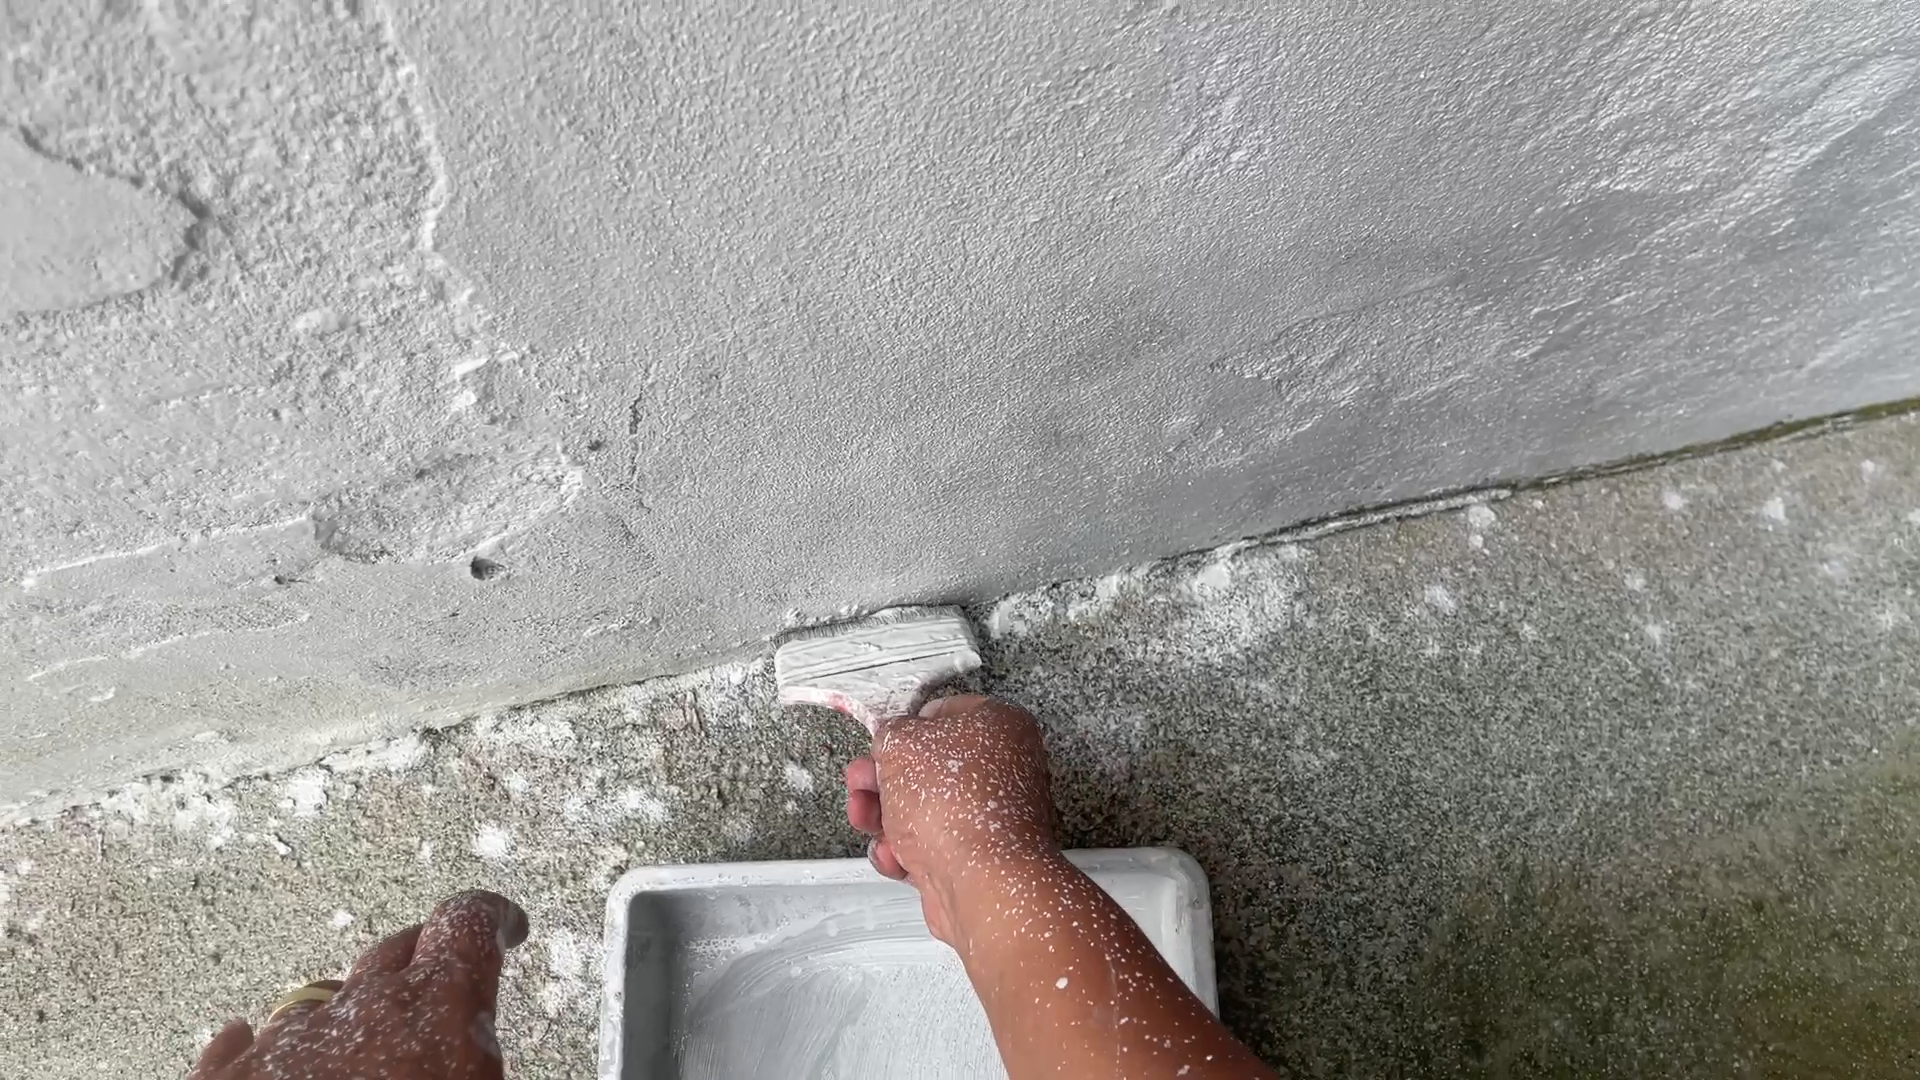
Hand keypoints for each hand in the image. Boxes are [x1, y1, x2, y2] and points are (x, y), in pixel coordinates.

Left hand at [188, 891, 529, 1079]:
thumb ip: (478, 1062)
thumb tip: (482, 1054)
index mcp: (436, 1003)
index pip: (469, 920)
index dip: (493, 916)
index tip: (506, 929)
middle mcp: (363, 1003)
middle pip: (398, 946)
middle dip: (425, 953)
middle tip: (440, 978)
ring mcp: (283, 1045)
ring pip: (324, 994)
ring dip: (348, 1007)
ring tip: (356, 1040)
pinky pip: (238, 1045)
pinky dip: (256, 1045)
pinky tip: (254, 1052)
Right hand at [843, 694, 1058, 944]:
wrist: (981, 882)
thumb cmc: (955, 803)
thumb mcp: (901, 742)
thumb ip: (891, 733)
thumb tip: (890, 742)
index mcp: (1000, 725)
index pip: (945, 713)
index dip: (907, 727)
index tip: (882, 742)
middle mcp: (1003, 768)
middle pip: (929, 765)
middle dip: (884, 777)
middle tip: (862, 783)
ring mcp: (991, 816)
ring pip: (924, 809)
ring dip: (885, 815)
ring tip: (865, 819)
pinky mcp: (977, 858)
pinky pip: (932, 847)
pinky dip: (906, 851)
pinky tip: (894, 855)